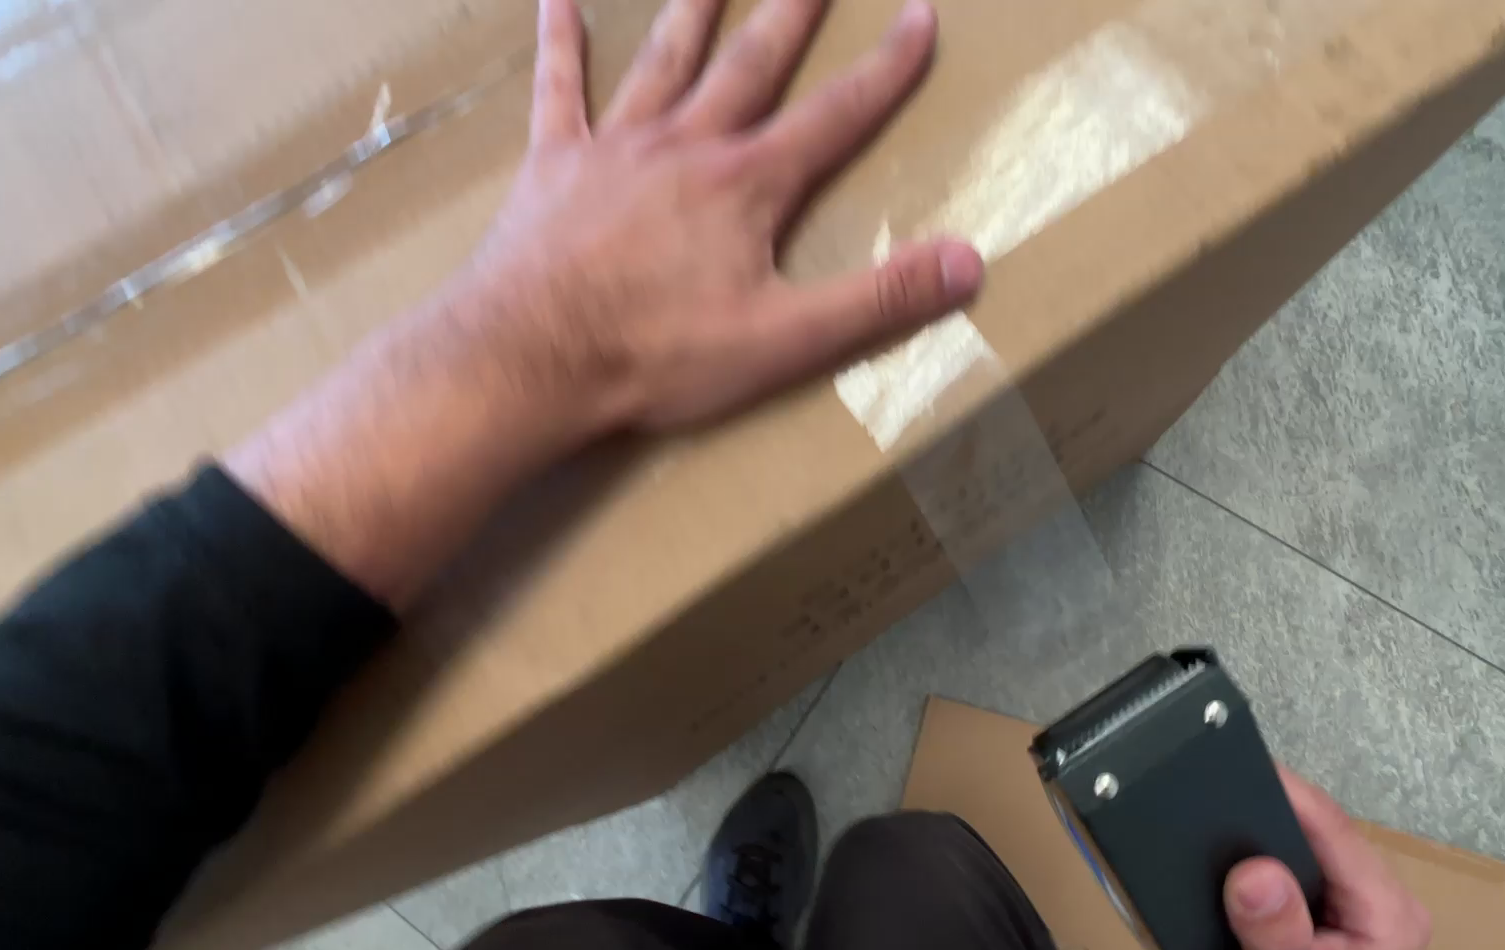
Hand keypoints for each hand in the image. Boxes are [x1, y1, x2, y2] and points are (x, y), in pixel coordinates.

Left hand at [449, 0, 983, 435]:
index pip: (834, 118)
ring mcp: (616, 150)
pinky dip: (562, 43)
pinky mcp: (555, 169)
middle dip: (791, 10)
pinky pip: (559, 90)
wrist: (535, 360)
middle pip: (751, 63)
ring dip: (695, 7)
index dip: (884, 72)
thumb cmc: (662, 355)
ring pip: (666, 60)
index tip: (918, 18)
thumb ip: (878, 300)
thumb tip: (969, 263)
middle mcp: (687, 147)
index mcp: (748, 187)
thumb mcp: (787, 340)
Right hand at [1225, 770, 1430, 949]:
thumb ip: (1276, 934)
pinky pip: (1296, 863)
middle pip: (1317, 826)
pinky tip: (1228, 854)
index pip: (1330, 826)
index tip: (1227, 759)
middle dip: (1263, 802)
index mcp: (1385, 910)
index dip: (1282, 788)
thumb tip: (1252, 872)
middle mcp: (1380, 897)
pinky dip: (1261, 853)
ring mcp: (1358, 904)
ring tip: (1208, 811)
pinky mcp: (1334, 912)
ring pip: (1305, 842)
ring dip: (1260, 828)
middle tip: (1204, 784)